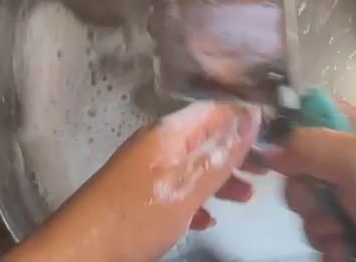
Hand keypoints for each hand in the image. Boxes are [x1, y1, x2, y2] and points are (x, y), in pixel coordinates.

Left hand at [8, 101, 261, 261]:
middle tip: (269, 168)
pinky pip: (178, 188)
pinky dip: (199, 199)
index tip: (276, 131)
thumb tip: (254, 113)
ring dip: (222, 178)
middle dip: (238, 150)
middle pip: (208, 136)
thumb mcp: (186, 188)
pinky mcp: (140, 196)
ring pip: (195, 164)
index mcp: (170, 132)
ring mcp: (148, 169)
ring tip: (248, 197)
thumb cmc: (135, 217)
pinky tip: (209, 220)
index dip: (246, 115)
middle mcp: (160, 143)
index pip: (216, 109)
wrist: (79, 254)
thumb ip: (221, 153)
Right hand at [265, 103, 355, 261]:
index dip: (289, 132)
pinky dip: (330, 249)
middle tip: (326, 205)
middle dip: (306, 194)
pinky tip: (347, 253)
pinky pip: (320, 239)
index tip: (280, 156)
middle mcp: (348, 160)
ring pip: (307, 208)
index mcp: (353, 128)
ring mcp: (350, 199)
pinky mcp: (351, 235)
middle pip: (298, 168)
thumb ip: (308, 146)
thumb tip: (266, 148)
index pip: (307, 114)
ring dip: (319, 227)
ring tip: (343, 238)